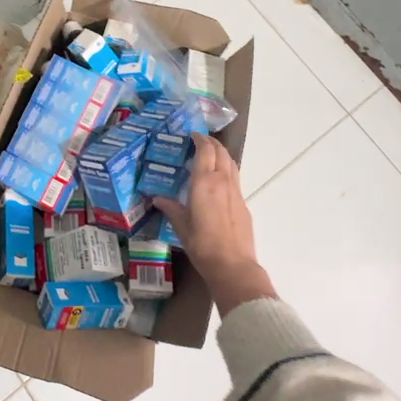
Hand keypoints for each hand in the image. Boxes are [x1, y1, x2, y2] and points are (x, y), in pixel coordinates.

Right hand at [154, 134, 275, 315]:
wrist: (233, 265)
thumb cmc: (202, 244)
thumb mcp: (181, 226)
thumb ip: (171, 208)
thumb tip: (157, 198)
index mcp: (204, 182)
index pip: (205, 150)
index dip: (200, 139)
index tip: (192, 135)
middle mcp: (222, 181)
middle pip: (221, 152)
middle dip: (212, 143)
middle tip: (200, 142)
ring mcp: (236, 192)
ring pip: (232, 163)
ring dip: (222, 155)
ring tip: (210, 157)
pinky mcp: (243, 204)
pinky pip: (235, 178)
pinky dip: (227, 171)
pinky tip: (219, 183)